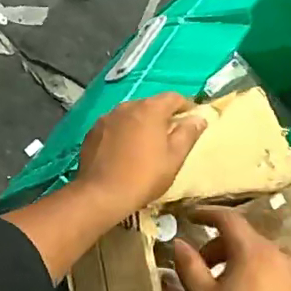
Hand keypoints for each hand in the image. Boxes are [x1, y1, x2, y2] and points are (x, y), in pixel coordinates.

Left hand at [73, 93, 205, 216]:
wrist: (101, 193)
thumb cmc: (144, 176)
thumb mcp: (174, 158)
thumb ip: (187, 134)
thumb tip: (198, 118)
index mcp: (149, 109)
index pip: (173, 97)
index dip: (185, 105)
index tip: (192, 118)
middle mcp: (126, 107)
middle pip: (149, 104)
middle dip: (162, 115)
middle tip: (170, 134)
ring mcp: (106, 118)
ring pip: (129, 114)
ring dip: (140, 123)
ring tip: (146, 142)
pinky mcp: (92, 131)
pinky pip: (113, 126)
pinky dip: (122, 132)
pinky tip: (123, 150)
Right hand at [170, 205, 290, 290]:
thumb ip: (188, 264)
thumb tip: (179, 242)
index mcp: (253, 251)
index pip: (229, 218)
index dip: (206, 213)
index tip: (190, 216)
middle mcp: (278, 255)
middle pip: (245, 236)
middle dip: (220, 243)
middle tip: (201, 262)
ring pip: (261, 253)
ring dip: (238, 258)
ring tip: (222, 281)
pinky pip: (274, 270)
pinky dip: (256, 272)